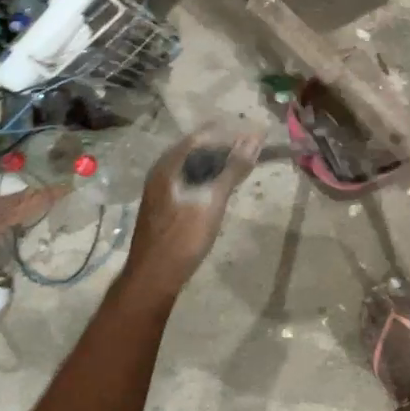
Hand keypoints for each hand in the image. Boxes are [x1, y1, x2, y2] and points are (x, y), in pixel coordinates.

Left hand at [122, 128, 263, 297]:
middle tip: (254, 151)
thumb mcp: (212, 199)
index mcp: (170, 164)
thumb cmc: (184, 236)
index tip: (255, 136)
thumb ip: (233, 168)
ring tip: (243, 167)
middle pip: (197, 149)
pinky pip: (191, 181)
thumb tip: (254, 138)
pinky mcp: (166, 206)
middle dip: (225, 147)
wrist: (154, 277)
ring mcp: (162, 190)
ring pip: (194, 167)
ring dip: (218, 164)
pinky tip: (222, 188)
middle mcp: (163, 171)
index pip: (202, 135)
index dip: (229, 134)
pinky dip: (209, 179)